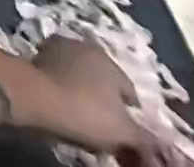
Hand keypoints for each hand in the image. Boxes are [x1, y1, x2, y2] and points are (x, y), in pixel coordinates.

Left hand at [31, 37, 162, 156]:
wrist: (36, 97)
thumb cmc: (86, 110)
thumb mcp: (125, 133)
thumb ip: (145, 140)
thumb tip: (158, 148)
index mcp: (108, 58)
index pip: (128, 90)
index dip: (130, 115)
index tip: (125, 135)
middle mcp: (83, 45)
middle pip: (102, 80)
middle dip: (104, 101)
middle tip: (102, 126)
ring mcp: (56, 48)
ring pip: (78, 76)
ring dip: (80, 92)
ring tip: (79, 116)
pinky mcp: (35, 56)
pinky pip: (57, 77)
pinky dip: (60, 89)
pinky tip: (60, 105)